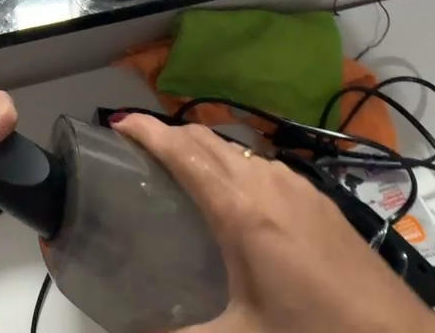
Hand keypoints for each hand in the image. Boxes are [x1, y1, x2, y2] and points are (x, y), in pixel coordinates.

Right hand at [113, 115, 434, 332]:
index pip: (183, 151)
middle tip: (136, 150)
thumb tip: (132, 331)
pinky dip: (232, 164)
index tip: (116, 123)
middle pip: (206, 139)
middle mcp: (266, 183)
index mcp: (241, 210)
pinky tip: (234, 196)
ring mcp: (297, 186)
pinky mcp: (318, 198)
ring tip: (177, 170)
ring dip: (201, 148)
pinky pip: (261, 165)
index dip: (147, 131)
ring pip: (235, 149)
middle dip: (168, 134)